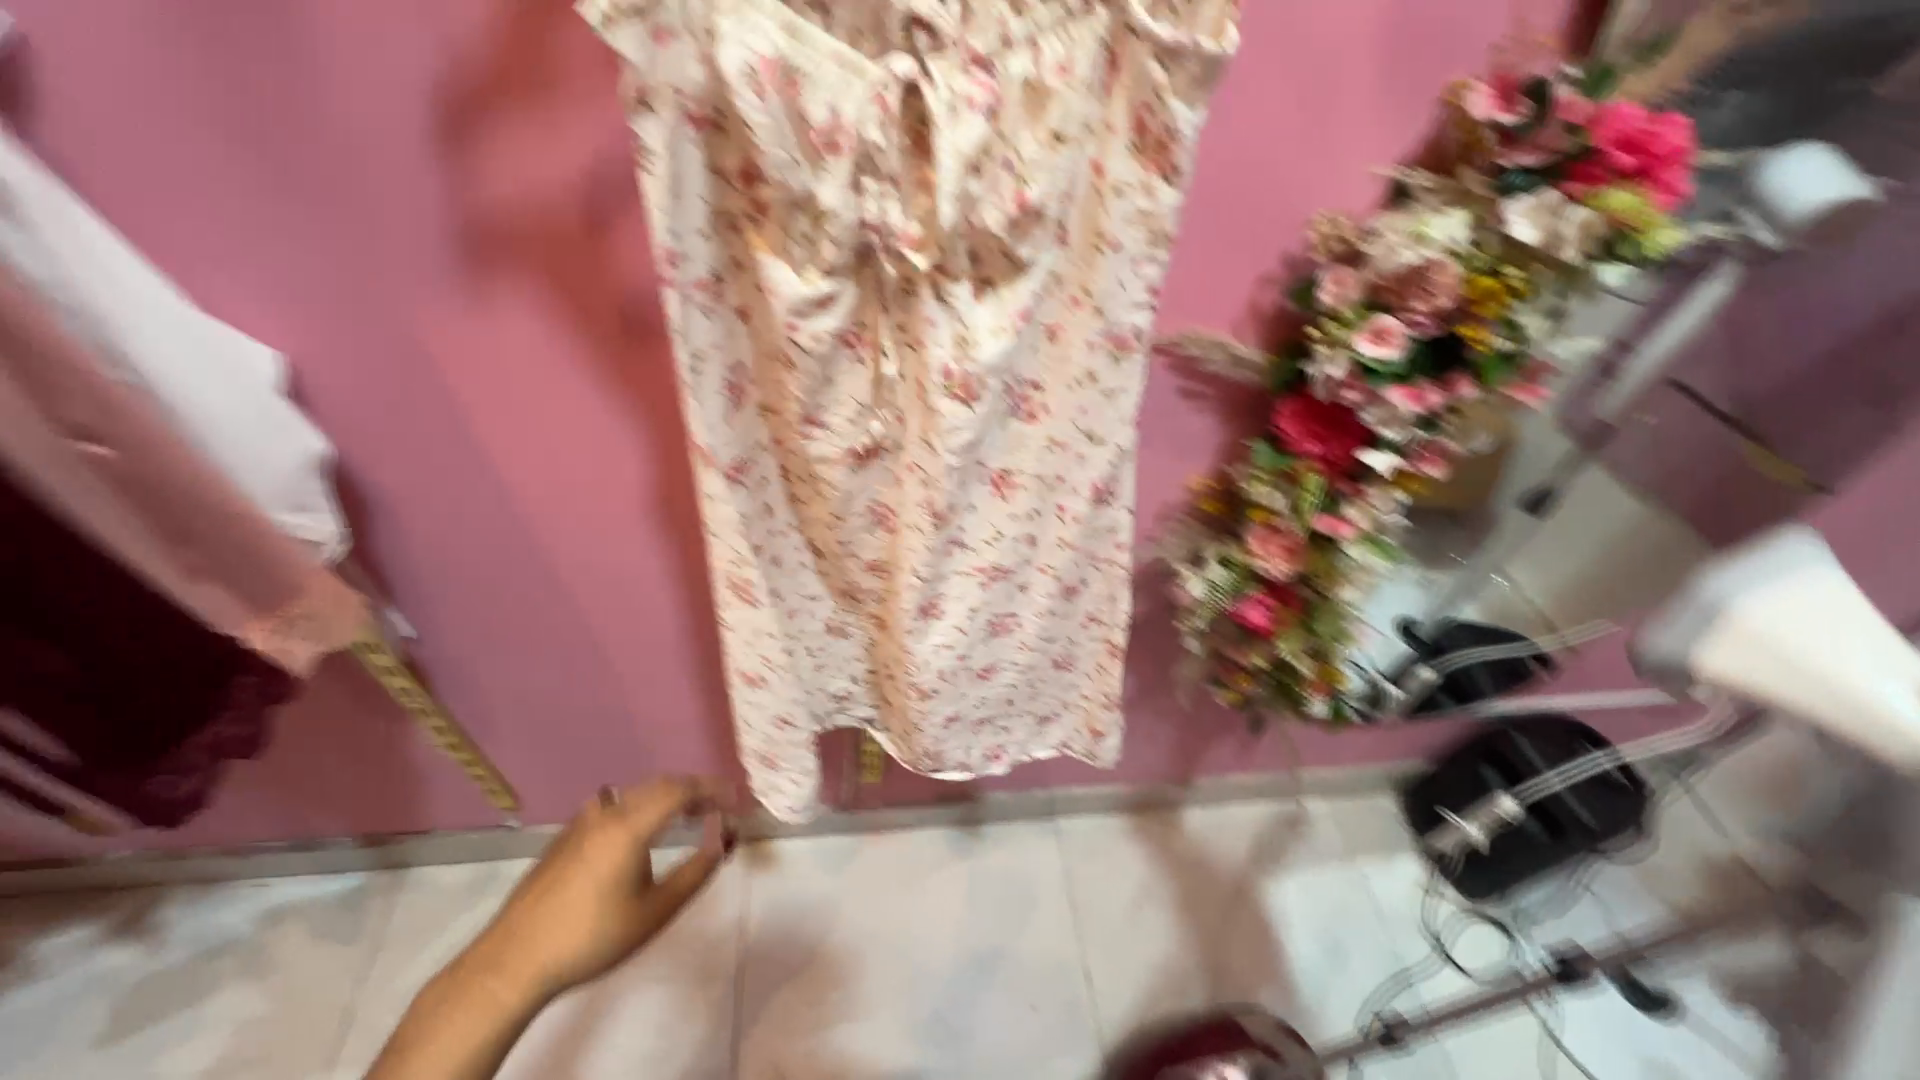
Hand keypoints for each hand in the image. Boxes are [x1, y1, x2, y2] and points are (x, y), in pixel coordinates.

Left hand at [466, 777, 735, 1002]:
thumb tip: (726, 838)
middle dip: (692, 791)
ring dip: (664, 798)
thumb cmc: (593, 938)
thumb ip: (698, 871)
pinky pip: (612, 808)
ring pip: (633, 795)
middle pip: (658, 786)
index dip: (713, 789)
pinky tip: (639, 836)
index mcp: (630, 825)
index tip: (737, 801)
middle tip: (717, 808)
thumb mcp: (656, 912)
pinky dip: (639, 809)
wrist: (514, 961)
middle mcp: (606, 813)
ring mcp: (580, 823)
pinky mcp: (564, 839)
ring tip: (684, 817)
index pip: (681, 789)